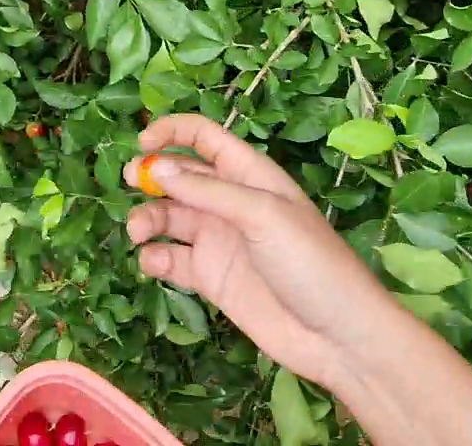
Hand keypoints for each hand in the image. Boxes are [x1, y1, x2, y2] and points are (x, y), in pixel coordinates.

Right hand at [122, 114, 389, 390]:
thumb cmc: (312, 262)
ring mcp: (219, 240)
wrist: (339, 338)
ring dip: (148, 217)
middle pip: (180, 175)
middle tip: (132, 181)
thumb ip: (208, 191)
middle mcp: (229, 202)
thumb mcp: (262, 215)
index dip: (172, 132)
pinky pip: (173, 258)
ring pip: (170, 215)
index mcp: (248, 174)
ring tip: (139, 231)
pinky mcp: (211, 277)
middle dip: (152, 174)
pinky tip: (152, 262)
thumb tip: (158, 168)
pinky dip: (155, 256)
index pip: (204, 137)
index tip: (143, 143)